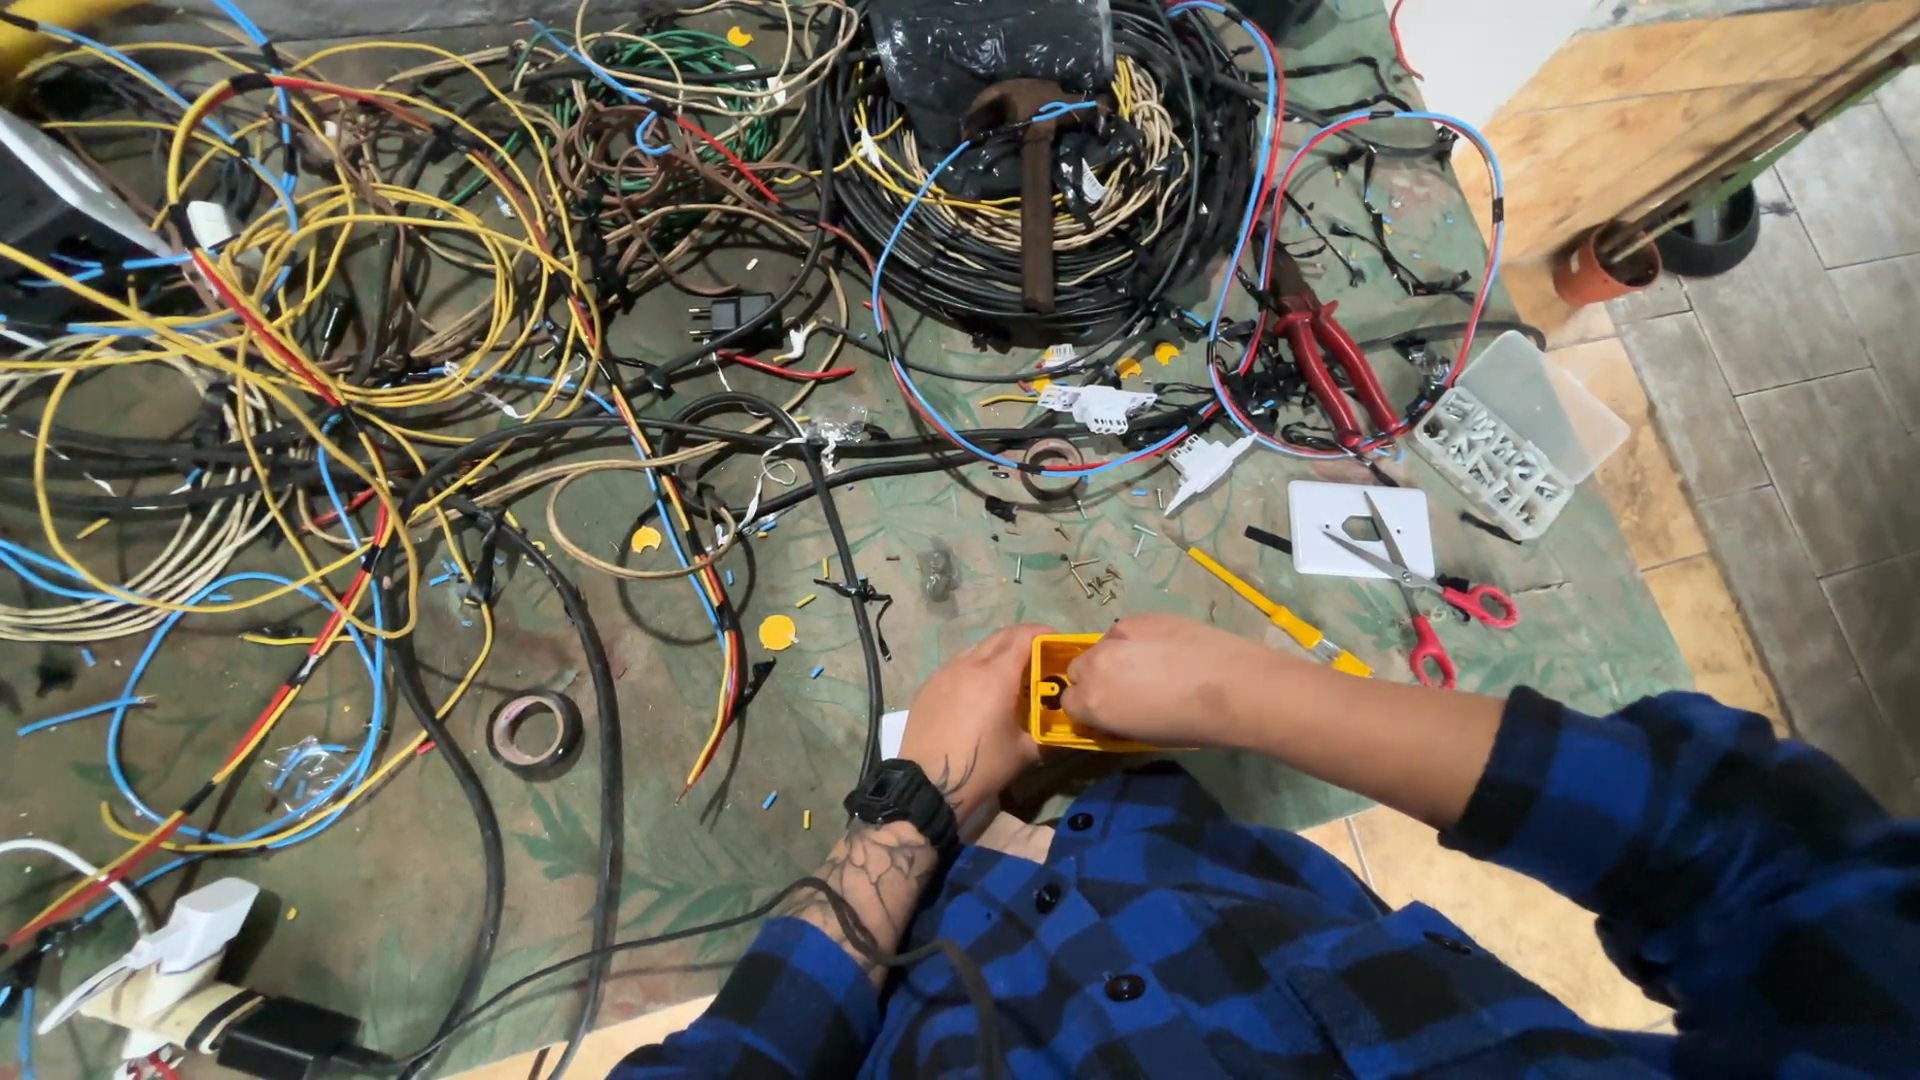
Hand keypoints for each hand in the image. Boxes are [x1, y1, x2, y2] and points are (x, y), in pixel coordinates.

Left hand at [898, 623, 1051, 822]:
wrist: (929, 785)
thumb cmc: (982, 766)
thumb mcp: (1024, 752)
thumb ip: (1045, 732)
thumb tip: (1059, 727)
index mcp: (997, 675)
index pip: (1024, 637)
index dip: (1043, 633)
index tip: (1056, 641)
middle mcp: (969, 664)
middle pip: (1001, 637)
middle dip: (1023, 639)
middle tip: (1038, 654)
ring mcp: (945, 672)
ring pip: (977, 648)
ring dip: (997, 651)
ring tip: (1009, 672)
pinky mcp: (928, 685)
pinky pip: (957, 665)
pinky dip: (975, 666)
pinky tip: (978, 688)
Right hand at [1061, 613, 1296, 747]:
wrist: (1235, 688)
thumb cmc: (1191, 726)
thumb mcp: (1142, 735)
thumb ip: (1113, 718)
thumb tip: (1111, 709)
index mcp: (1092, 701)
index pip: (1068, 702)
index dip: (1089, 707)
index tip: (1111, 711)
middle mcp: (1095, 664)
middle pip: (1077, 669)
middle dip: (1096, 678)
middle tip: (1129, 687)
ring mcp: (1117, 635)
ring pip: (1101, 646)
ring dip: (1115, 656)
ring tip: (1154, 665)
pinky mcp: (1140, 616)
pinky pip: (1126, 630)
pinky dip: (1138, 640)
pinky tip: (1168, 649)